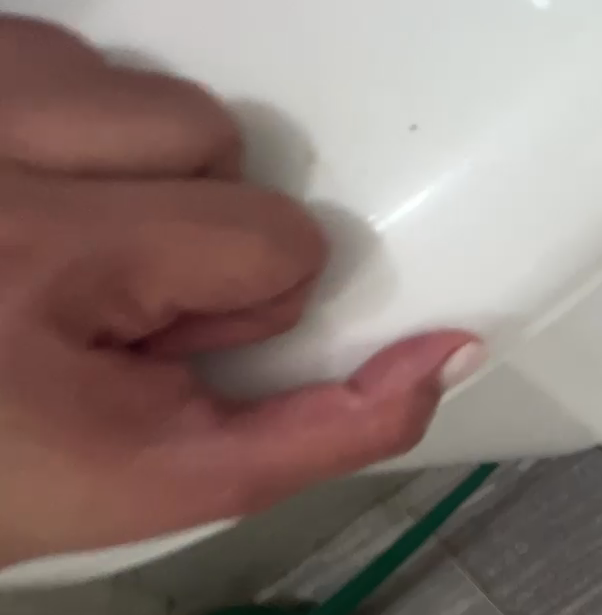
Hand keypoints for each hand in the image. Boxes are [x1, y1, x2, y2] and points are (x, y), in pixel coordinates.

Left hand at [0, 16, 478, 568]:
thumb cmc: (11, 471)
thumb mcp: (200, 477)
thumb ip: (351, 424)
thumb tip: (456, 350)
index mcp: (39, 252)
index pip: (272, 233)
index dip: (251, 298)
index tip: (166, 341)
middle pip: (204, 129)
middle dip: (199, 219)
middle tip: (119, 290)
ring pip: (125, 80)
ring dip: (137, 162)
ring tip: (76, 236)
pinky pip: (35, 49)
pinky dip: (59, 116)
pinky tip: (29, 189)